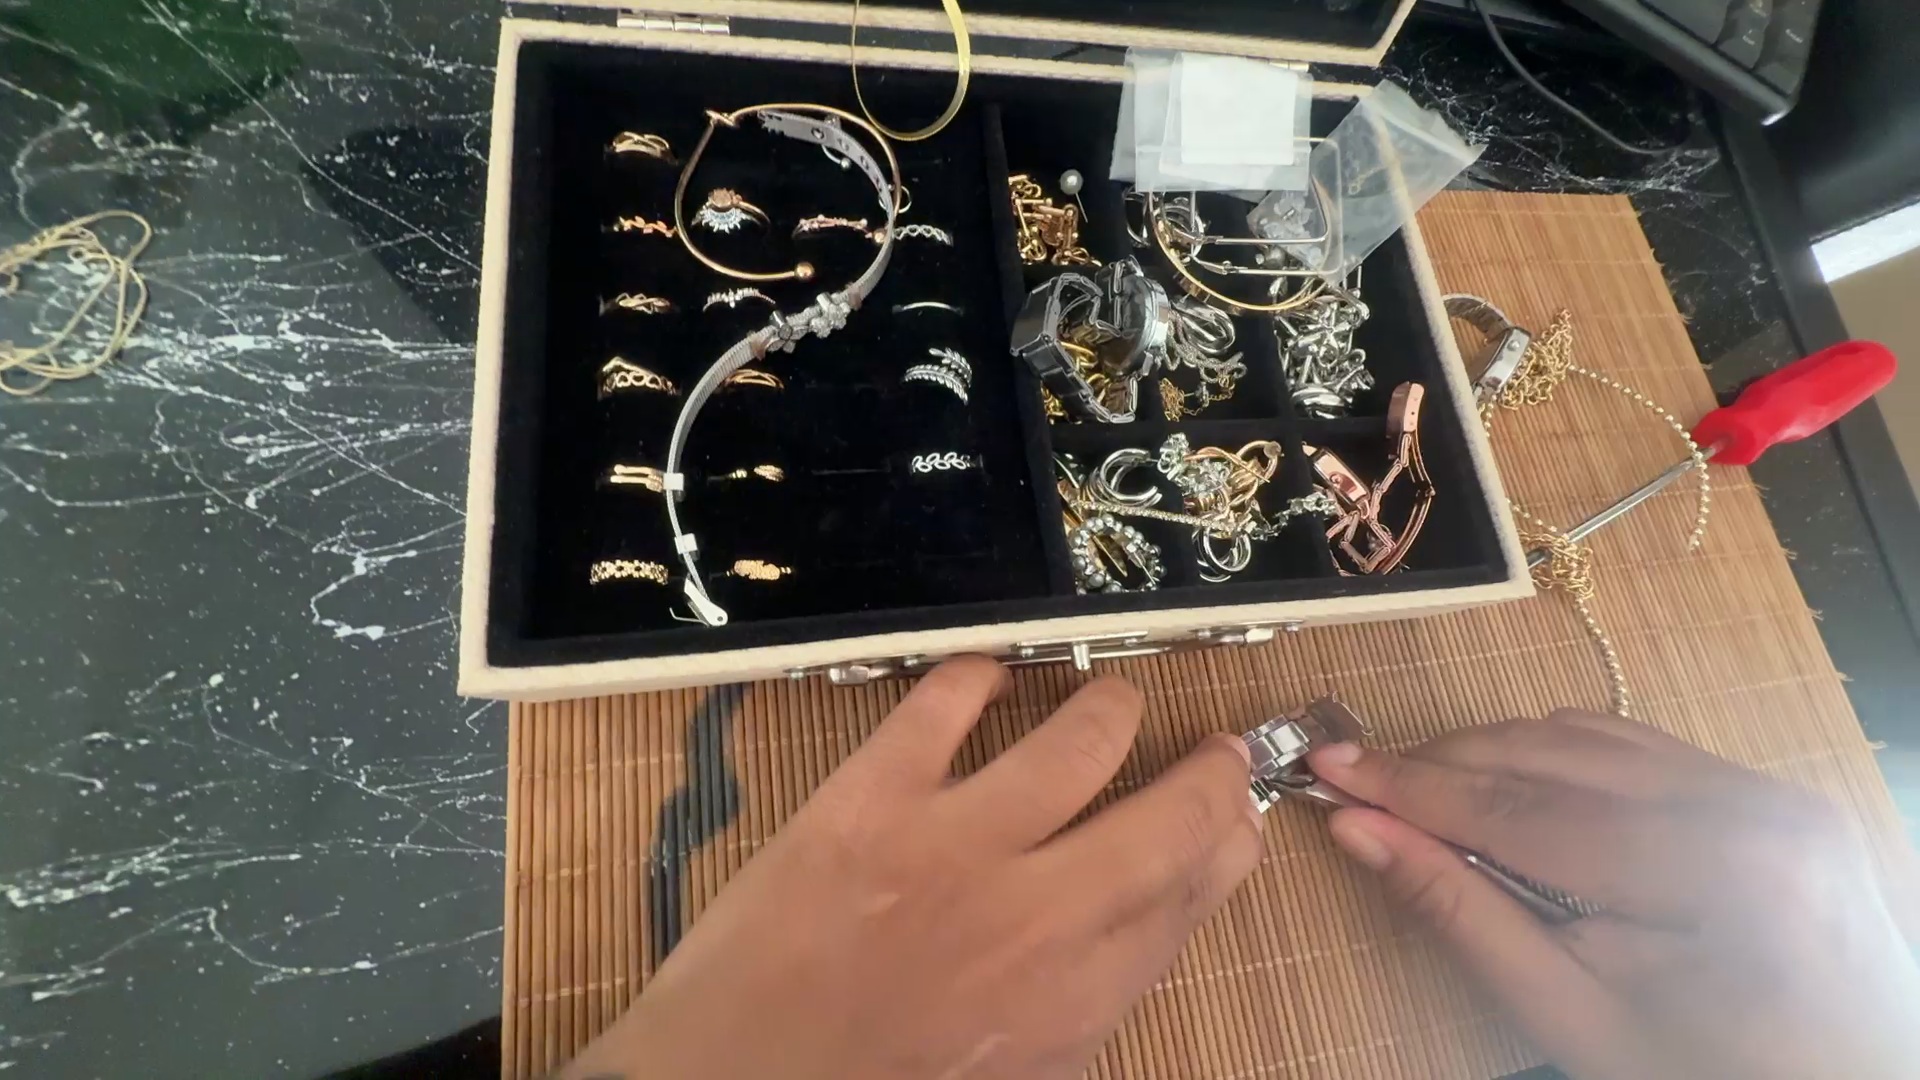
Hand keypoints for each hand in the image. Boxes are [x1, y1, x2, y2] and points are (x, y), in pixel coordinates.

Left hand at [559, 656, 1262, 1079]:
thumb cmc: (882, 1079)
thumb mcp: (1014, 1062)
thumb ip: (1085, 990)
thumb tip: (1144, 908)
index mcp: (1072, 997)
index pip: (1190, 894)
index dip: (1227, 840)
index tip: (1235, 809)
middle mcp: (1035, 914)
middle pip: (1168, 817)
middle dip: (1210, 774)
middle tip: (1216, 749)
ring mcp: (953, 844)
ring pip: (1077, 740)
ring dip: (1109, 706)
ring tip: (1111, 699)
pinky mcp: (873, 794)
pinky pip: (947, 701)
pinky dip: (977, 675)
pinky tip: (989, 676)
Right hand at [1308, 709, 1919, 1079]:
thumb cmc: (1701, 1072)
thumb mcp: (1563, 1008)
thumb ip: (1453, 905)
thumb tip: (1352, 826)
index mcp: (1712, 870)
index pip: (1513, 808)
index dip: (1404, 785)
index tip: (1325, 764)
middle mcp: (1747, 802)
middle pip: (1538, 755)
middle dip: (1437, 768)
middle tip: (1360, 786)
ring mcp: (1760, 786)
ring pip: (1568, 735)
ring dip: (1483, 758)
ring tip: (1429, 798)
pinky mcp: (1756, 785)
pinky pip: (1616, 740)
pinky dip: (1543, 755)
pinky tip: (1514, 792)